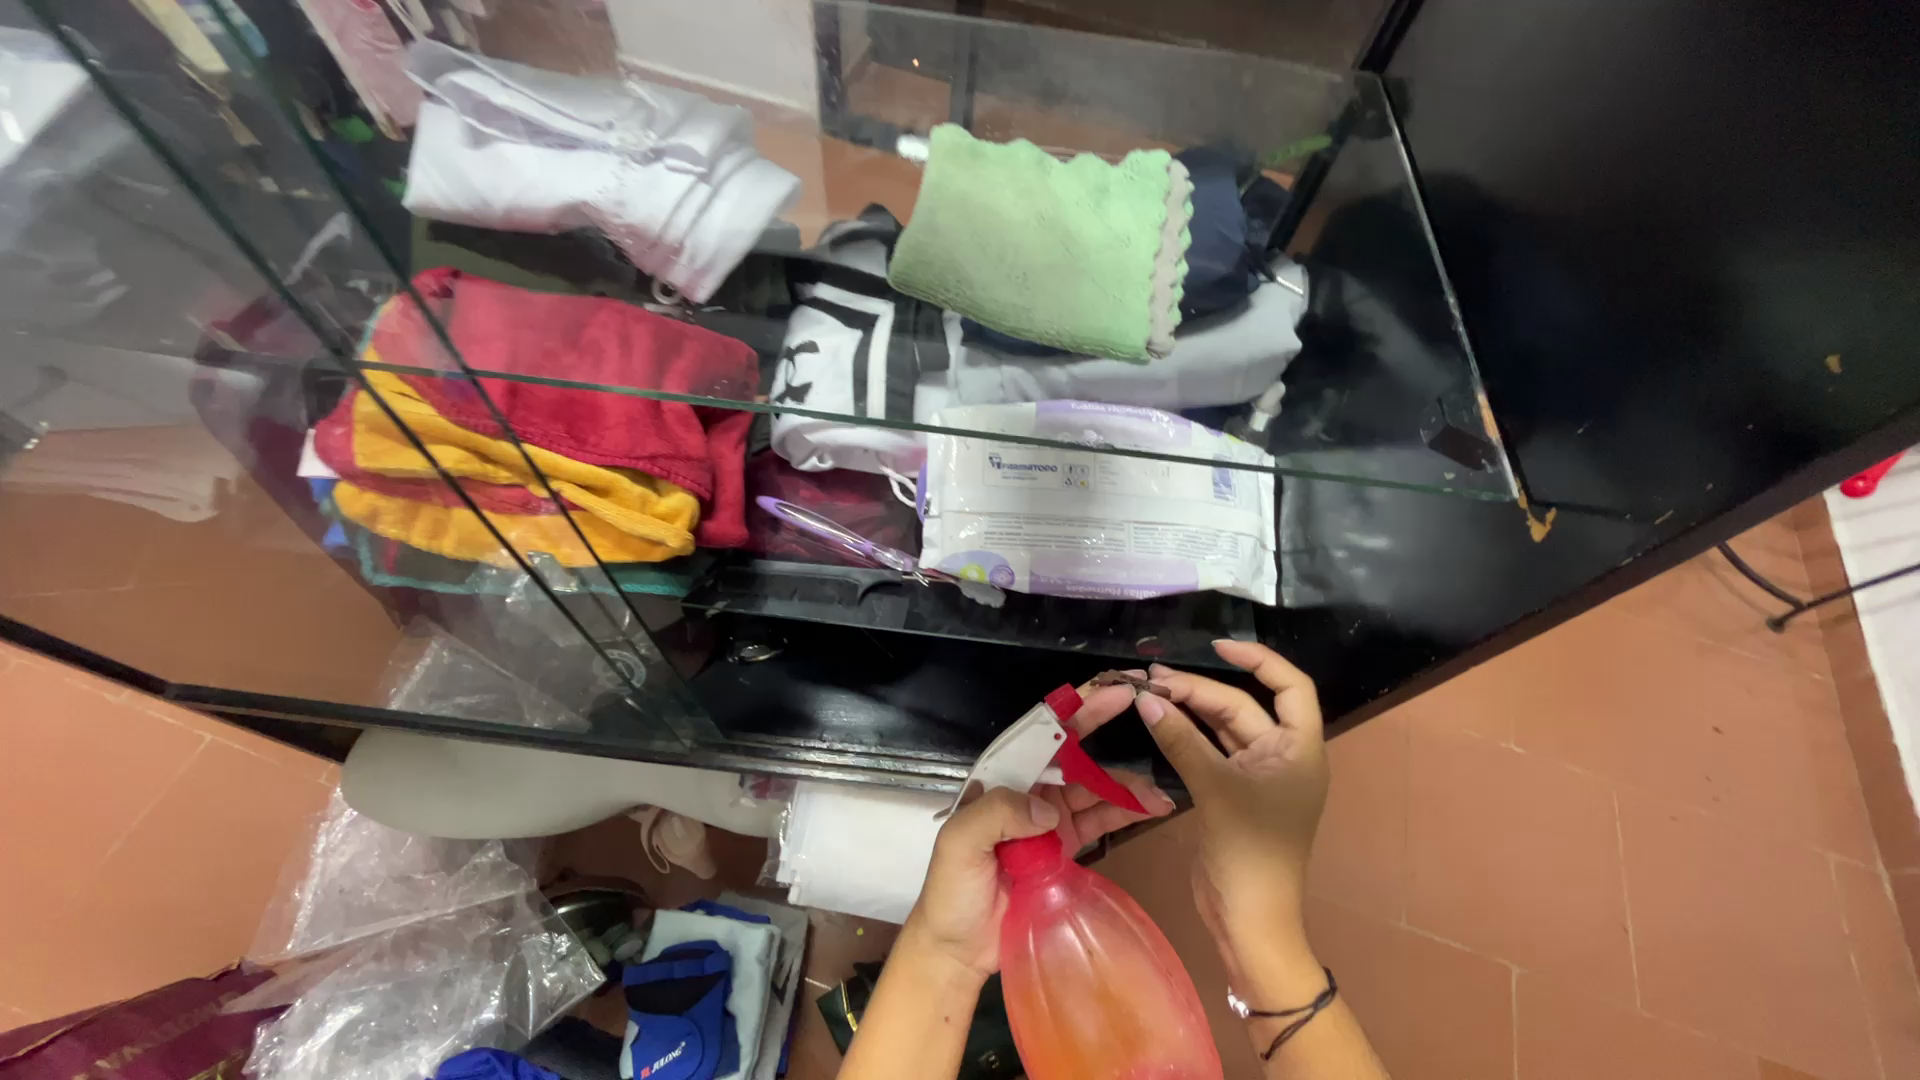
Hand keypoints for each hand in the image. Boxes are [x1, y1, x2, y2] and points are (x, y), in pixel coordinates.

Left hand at [902, 682, 1176, 981]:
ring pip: (1094, 787)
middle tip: (1142, 707)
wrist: (959, 946)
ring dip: (1127, 786)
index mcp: (1002, 778)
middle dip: (1104, 727)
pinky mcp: (1066, 845)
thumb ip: (997, 814)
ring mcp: (1049, 817)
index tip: (1108, 690)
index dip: (1074, 708)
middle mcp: (1028, 789)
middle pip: (1073, 752)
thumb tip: (1048, 809)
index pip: (1039, 733)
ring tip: (1159, 795)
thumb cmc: (951, 890)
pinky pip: (1100, 820)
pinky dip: (1126, 812)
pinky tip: (1151, 809)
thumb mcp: (959, 844)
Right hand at [1133, 640, 1330, 994]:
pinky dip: (1189, 734)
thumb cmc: (1248, 849)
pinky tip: (1161, 721)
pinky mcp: (1236, 792)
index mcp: (1299, 749)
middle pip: (1245, 706)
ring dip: (1191, 709)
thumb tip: (1146, 697)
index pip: (1290, 686)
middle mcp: (1284, 755)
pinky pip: (1213, 750)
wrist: (1248, 916)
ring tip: (1150, 692)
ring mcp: (1260, 775)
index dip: (1258, 659)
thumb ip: (1180, 738)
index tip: (1216, 646)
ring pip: (1225, 727)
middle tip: (1153, 679)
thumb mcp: (1214, 787)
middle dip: (1201, 689)